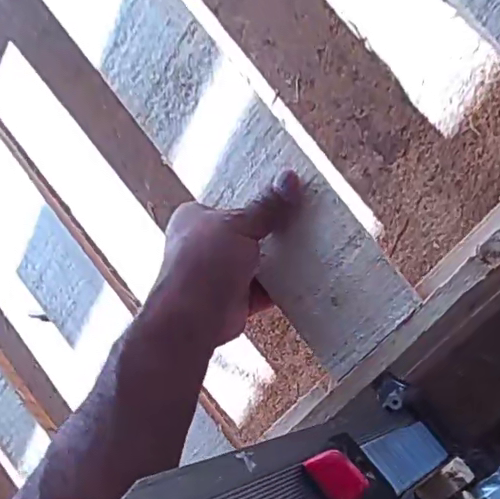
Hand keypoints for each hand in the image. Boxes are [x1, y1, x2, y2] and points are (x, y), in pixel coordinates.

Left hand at [146, 170, 303, 346]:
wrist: (193, 319)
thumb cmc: (204, 263)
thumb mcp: (238, 224)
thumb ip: (266, 207)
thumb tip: (290, 179)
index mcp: (193, 219)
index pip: (226, 203)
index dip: (252, 199)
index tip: (281, 194)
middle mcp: (203, 247)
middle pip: (244, 234)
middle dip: (268, 231)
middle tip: (300, 218)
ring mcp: (219, 276)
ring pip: (254, 263)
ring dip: (276, 261)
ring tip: (306, 244)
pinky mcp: (234, 301)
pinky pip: (263, 291)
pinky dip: (279, 287)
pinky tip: (302, 276)